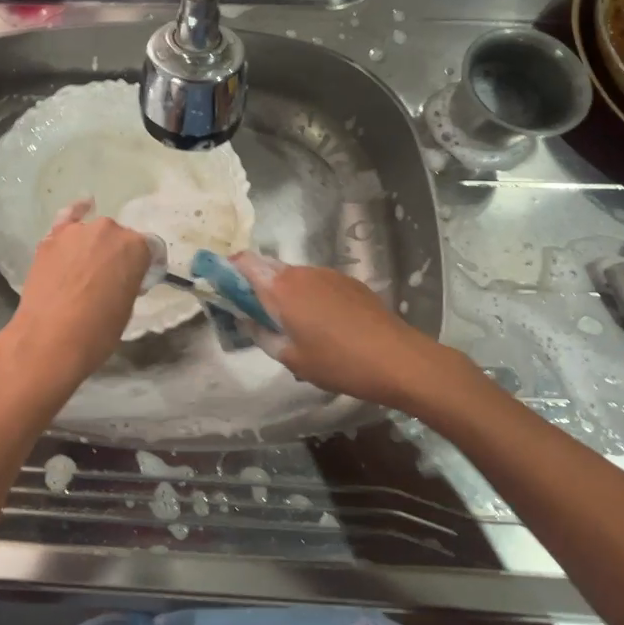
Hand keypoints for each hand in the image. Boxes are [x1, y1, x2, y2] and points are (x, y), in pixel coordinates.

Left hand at [0, 201, 152, 408]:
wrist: (49, 339)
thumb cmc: (96, 332)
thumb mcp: (126, 308)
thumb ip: (128, 281)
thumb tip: (120, 277)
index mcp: (136, 248)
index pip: (150, 249)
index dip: (147, 266)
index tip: (140, 281)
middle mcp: (109, 230)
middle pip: (119, 238)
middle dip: (117, 255)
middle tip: (109, 281)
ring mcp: (77, 231)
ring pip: (94, 233)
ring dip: (94, 245)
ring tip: (86, 268)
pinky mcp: (52, 237)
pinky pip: (68, 218)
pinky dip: (76, 213)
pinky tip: (83, 209)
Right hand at [239, 256, 475, 413]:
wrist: (400, 360)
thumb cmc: (339, 363)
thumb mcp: (292, 359)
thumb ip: (262, 335)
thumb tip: (247, 320)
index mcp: (280, 288)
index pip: (243, 262)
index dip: (228, 270)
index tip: (223, 290)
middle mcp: (301, 272)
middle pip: (267, 269)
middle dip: (256, 288)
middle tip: (258, 318)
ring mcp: (327, 274)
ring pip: (293, 278)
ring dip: (284, 294)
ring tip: (294, 327)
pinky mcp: (349, 282)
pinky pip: (316, 283)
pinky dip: (309, 297)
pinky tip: (323, 326)